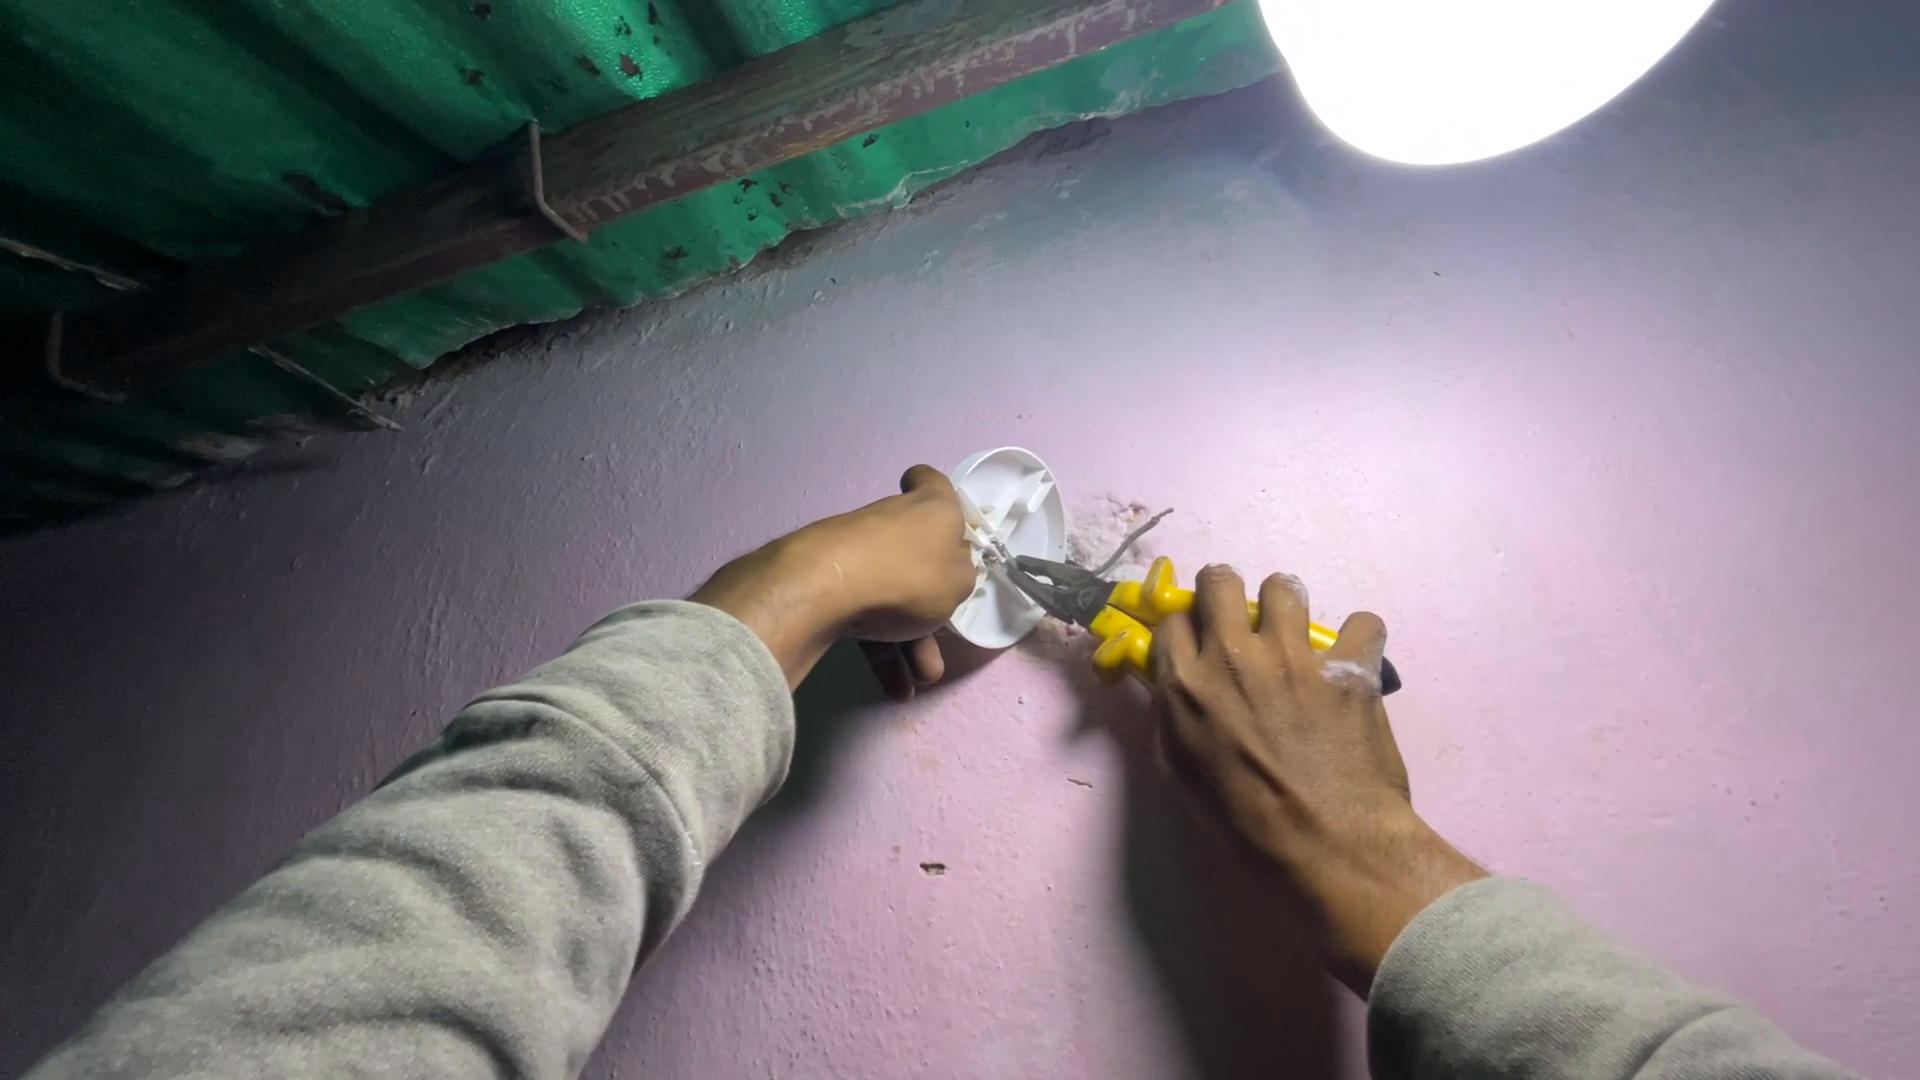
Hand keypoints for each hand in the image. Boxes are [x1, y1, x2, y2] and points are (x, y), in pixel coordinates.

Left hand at [690, 466, 974, 692]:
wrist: (828, 588)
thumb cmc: (910, 574)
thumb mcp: (959, 581)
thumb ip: (960, 574)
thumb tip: (948, 572)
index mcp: (931, 508)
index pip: (930, 481)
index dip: (936, 492)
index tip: (945, 518)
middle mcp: (892, 521)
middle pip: (917, 556)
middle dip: (931, 606)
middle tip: (940, 640)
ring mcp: (858, 551)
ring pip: (892, 595)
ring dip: (910, 641)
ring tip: (919, 679)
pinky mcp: (830, 581)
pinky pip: (866, 616)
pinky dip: (881, 650)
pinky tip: (894, 687)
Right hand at [1151, 565, 1484, 994]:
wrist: (1327, 847)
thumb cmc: (1241, 819)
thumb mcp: (1180, 769)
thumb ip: (1171, 714)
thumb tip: (1172, 686)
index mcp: (1185, 681)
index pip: (1172, 619)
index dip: (1185, 627)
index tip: (1195, 641)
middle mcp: (1232, 654)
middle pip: (1220, 580)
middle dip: (1224, 589)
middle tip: (1238, 616)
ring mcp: (1292, 656)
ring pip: (1284, 586)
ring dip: (1285, 606)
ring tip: (1294, 635)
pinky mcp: (1348, 668)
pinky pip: (1362, 623)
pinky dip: (1359, 639)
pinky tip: (1353, 663)